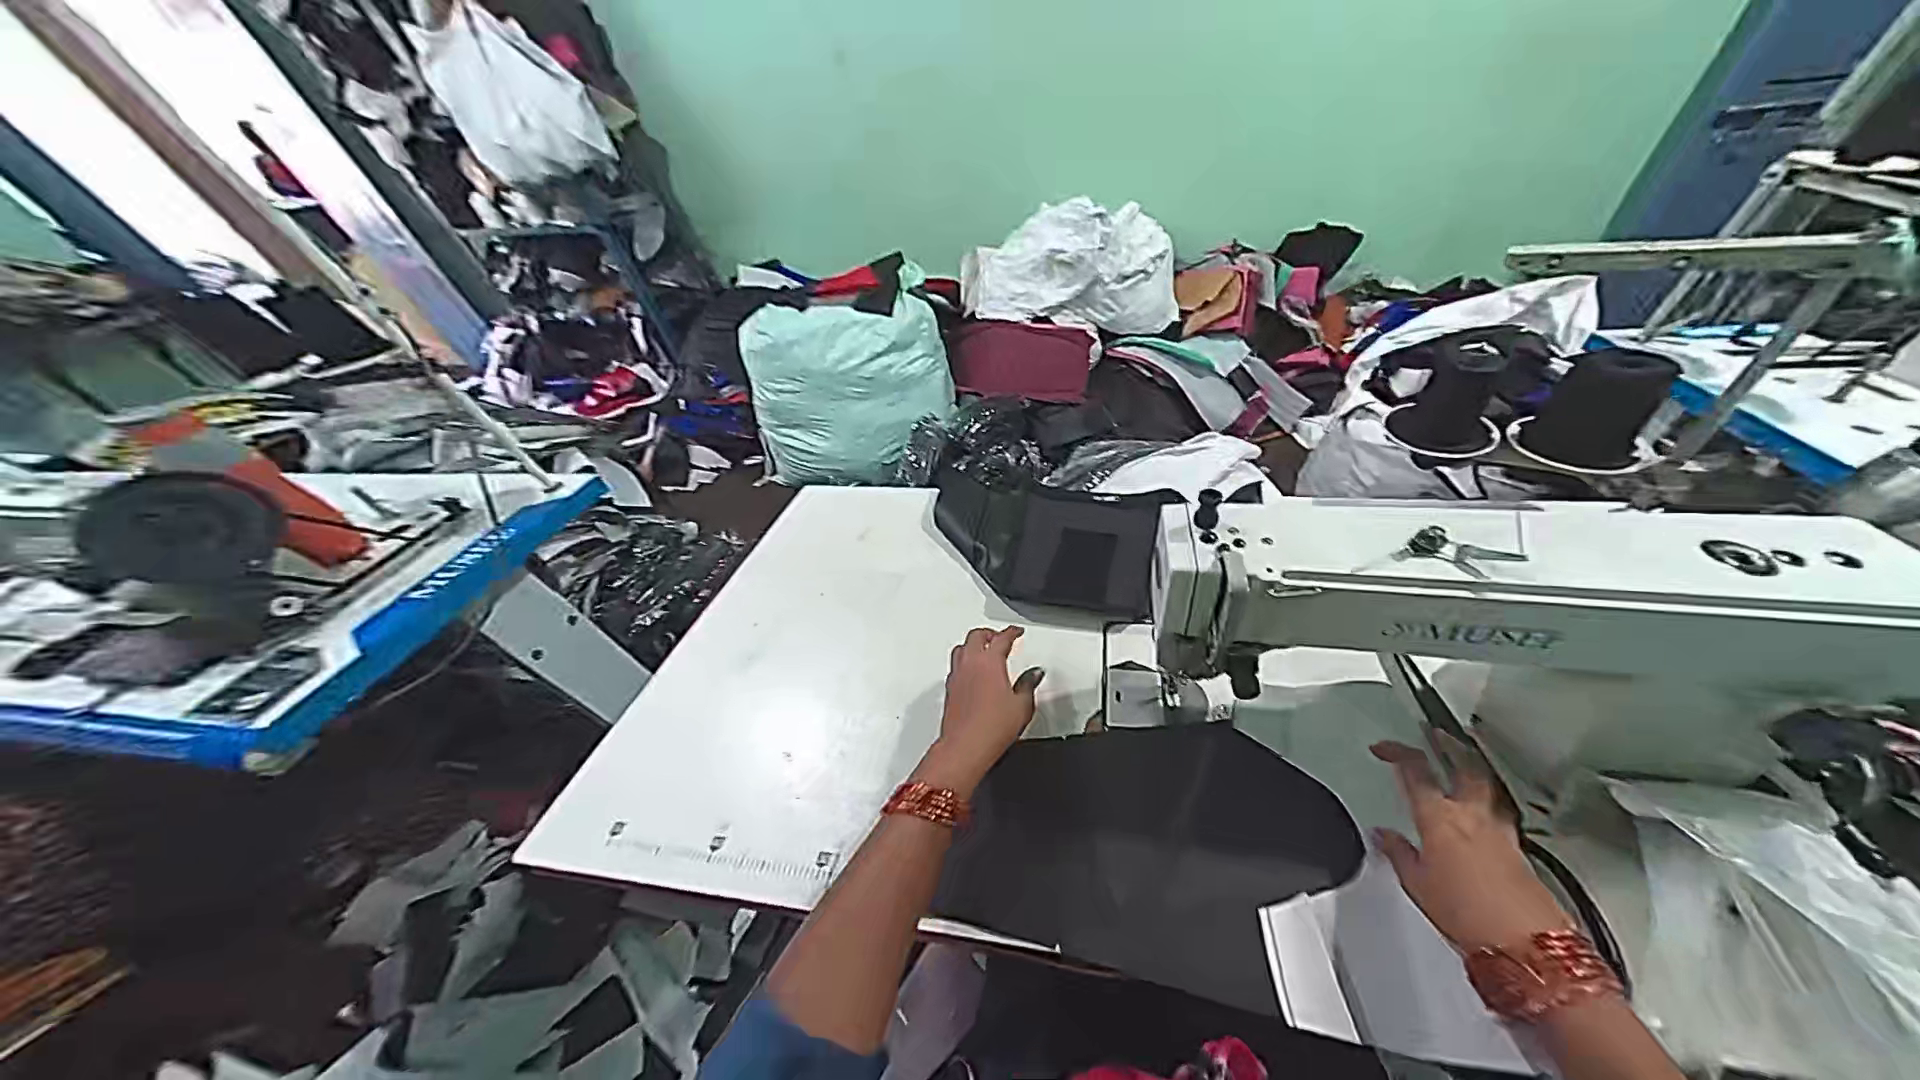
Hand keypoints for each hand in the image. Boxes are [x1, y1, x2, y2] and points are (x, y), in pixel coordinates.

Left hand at [915, 627, 1043, 798]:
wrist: (965, 746)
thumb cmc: (990, 727)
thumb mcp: (1022, 705)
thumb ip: (1028, 684)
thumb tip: (1034, 674)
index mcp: (989, 662)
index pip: (1002, 638)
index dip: (1011, 632)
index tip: (1016, 632)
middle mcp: (970, 664)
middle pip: (976, 636)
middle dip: (989, 633)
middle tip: (999, 636)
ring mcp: (957, 676)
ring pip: (961, 648)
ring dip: (973, 645)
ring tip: (984, 649)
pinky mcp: (949, 689)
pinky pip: (956, 665)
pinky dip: (965, 661)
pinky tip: (972, 671)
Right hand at [1371, 734, 1569, 951]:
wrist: (1526, 948)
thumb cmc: (1470, 915)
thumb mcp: (1417, 882)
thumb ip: (1399, 852)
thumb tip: (1385, 836)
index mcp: (1438, 817)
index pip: (1414, 770)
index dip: (1396, 752)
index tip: (1384, 748)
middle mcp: (1473, 816)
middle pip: (1464, 765)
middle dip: (1448, 745)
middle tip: (1436, 733)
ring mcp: (1503, 832)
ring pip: (1489, 785)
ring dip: (1475, 767)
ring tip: (1466, 759)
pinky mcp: (1522, 851)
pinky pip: (1503, 813)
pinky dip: (1490, 801)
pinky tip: (1485, 808)